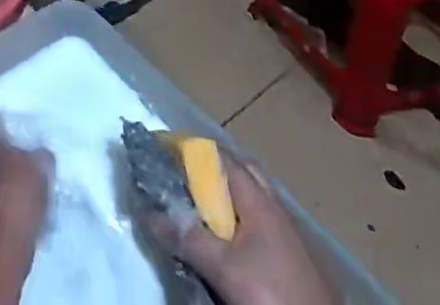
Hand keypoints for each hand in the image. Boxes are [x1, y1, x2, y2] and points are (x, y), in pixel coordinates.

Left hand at [0, 116, 54, 241]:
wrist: (5, 240)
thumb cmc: (22, 194)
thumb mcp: (43, 167)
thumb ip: (43, 155)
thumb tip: (42, 152)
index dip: (2, 117)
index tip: (10, 114)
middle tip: (16, 142)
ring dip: (2, 166)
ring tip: (23, 169)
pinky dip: (4, 187)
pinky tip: (21, 192)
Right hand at [153, 158, 337, 304]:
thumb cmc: (271, 293)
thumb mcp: (223, 268)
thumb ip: (189, 238)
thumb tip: (151, 212)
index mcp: (258, 198)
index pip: (221, 157)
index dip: (191, 149)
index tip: (163, 148)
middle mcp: (273, 205)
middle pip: (239, 172)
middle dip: (209, 168)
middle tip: (181, 176)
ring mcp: (284, 230)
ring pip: (249, 197)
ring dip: (223, 194)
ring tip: (197, 207)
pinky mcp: (288, 254)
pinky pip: (256, 221)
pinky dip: (235, 217)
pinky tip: (225, 239)